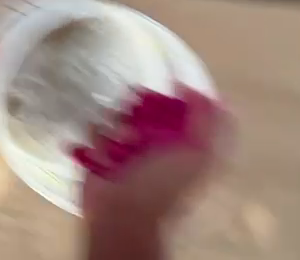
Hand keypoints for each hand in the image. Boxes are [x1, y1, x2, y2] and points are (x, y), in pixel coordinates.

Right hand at [81, 87, 227, 233]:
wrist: (121, 213)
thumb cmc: (162, 185)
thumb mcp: (195, 153)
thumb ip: (203, 121)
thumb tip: (197, 87)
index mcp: (189, 148)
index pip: (186, 111)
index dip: (178, 98)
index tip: (167, 88)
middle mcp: (161, 146)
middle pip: (148, 109)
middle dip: (139, 110)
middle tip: (137, 116)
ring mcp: (130, 149)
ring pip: (118, 115)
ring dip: (115, 125)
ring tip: (117, 142)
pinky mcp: (101, 152)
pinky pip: (95, 129)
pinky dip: (96, 137)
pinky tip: (101, 150)